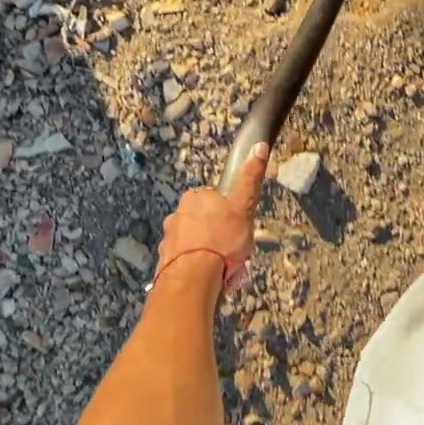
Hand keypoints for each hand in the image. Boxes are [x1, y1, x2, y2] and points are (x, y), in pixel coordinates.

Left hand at [152, 143, 268, 295]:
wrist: (193, 278)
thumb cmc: (222, 239)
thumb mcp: (243, 206)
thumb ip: (250, 178)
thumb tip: (259, 146)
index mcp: (194, 198)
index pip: (214, 199)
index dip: (228, 212)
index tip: (238, 226)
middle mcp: (177, 215)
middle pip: (203, 221)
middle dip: (216, 234)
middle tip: (233, 250)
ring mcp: (168, 239)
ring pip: (194, 242)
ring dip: (207, 251)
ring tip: (223, 269)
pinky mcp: (164, 262)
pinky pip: (186, 260)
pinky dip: (196, 266)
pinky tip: (209, 277)